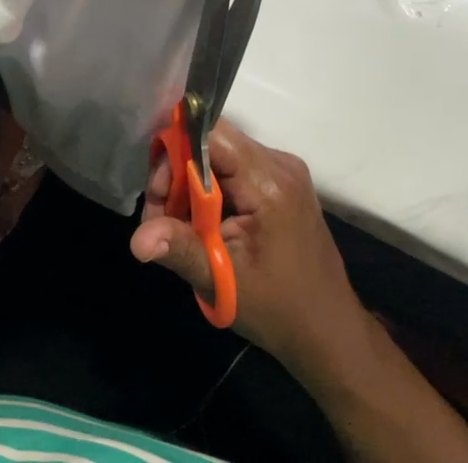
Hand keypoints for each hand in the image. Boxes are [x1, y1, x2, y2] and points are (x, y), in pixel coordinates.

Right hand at [130, 120, 372, 375]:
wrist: (330, 334)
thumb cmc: (279, 309)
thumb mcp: (223, 281)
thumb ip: (179, 249)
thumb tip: (137, 240)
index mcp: (270, 183)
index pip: (209, 134)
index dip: (174, 151)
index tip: (158, 193)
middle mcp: (279, 165)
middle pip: (209, 143)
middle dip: (176, 175)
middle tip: (161, 219)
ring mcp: (282, 172)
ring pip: (215, 155)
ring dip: (188, 186)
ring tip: (178, 228)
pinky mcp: (279, 183)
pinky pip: (230, 169)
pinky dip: (207, 192)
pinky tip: (202, 226)